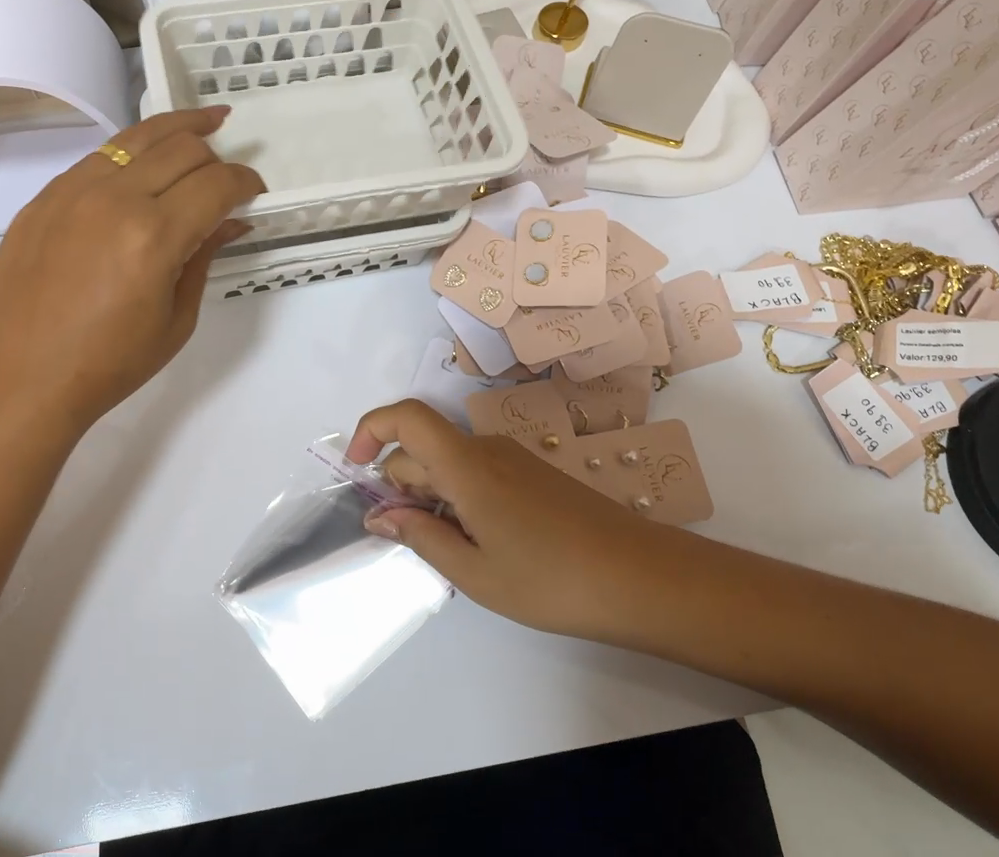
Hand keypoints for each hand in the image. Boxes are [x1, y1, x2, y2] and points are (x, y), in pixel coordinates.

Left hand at [0, 107, 264, 432]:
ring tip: (203, 125)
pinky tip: (142, 166)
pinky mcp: (43, 198)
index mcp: (153, 236)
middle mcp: (113, 198)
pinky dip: (131, 154)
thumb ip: (203, 258)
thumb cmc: (108, 365)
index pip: (217, 183)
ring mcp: (71, 192)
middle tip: (226, 175)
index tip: (255, 193)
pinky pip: (97, 158)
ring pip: (136, 138)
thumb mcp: (175, 320)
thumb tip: (230, 223)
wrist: (21, 380)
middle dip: (216, 154)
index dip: (246, 182)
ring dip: (177, 131)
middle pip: (182, 147)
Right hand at [346, 400, 671, 641]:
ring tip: (450, 552)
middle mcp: (487, 450)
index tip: (356, 470)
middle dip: (400, 487)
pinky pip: (478, 474)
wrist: (642, 579)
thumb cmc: (550, 580)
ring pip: (450, 464)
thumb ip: (420, 537)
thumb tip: (380, 516)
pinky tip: (481, 544)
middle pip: (423, 448)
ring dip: (432, 497)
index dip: (370, 431)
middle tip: (408, 542)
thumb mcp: (473, 571)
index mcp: (466, 466)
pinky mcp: (535, 476)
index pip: (405, 418)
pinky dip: (460, 499)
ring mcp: (515, 460)